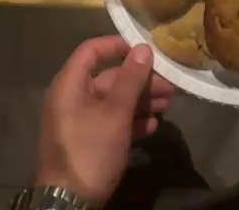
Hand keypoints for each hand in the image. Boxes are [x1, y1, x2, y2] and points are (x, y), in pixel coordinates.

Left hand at [34, 37, 174, 205]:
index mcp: (70, 85)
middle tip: (169, 84)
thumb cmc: (90, 150)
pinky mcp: (87, 142)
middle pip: (110, 77)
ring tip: (168, 104)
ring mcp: (80, 122)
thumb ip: (131, 78)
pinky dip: (131, 121)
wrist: (69, 206)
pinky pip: (112, 121)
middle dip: (141, 80)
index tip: (146, 49)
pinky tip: (152, 126)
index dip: (118, 44)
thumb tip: (144, 47)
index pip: (92, 50)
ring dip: (141, 101)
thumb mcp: (115, 113)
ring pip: (114, 101)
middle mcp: (72, 98)